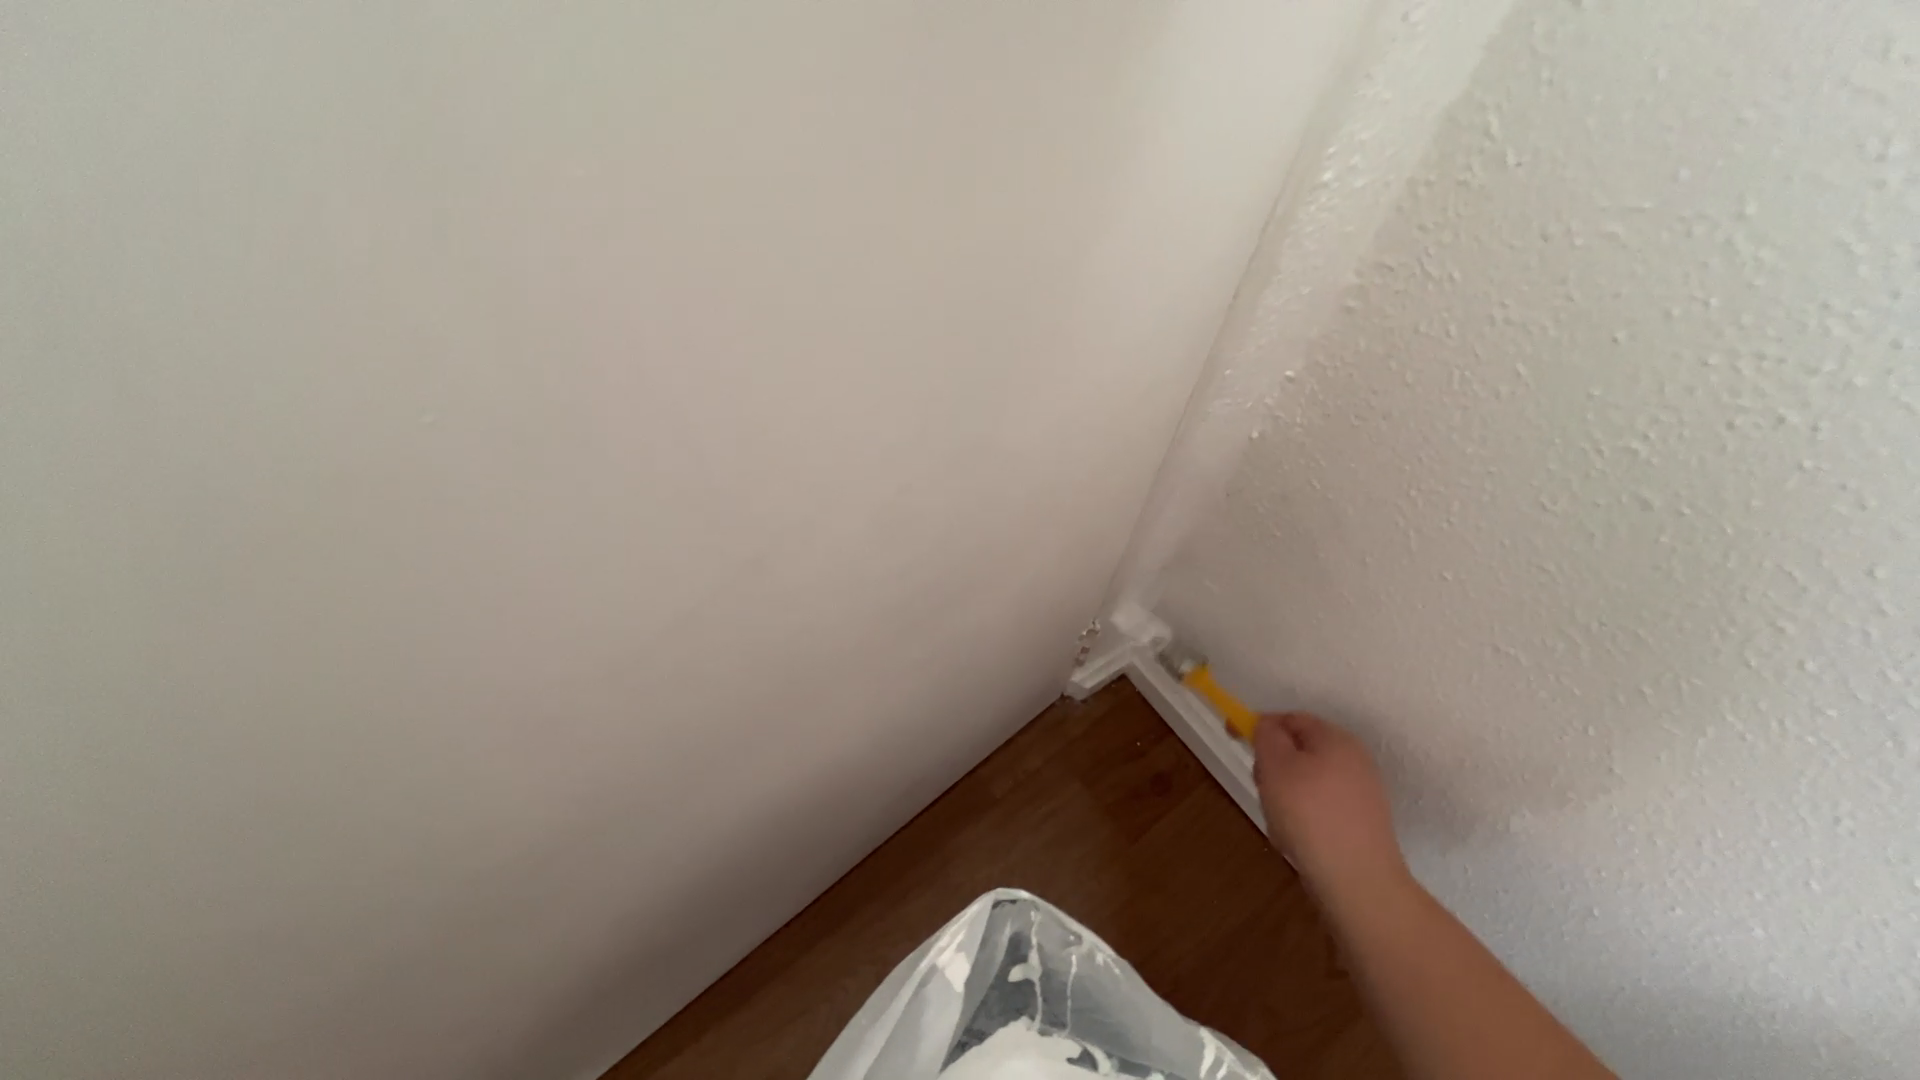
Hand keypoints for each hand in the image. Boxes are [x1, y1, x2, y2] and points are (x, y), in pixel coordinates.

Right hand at [1253, 712, 1409, 902]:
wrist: (1357, 879)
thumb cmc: (1309, 814)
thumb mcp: (1275, 766)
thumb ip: (1267, 736)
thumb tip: (1267, 725)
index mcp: (1336, 739)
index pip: (1291, 718)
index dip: (1260, 727)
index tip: (1235, 742)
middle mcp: (1355, 760)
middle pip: (1299, 750)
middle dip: (1273, 766)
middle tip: (1262, 788)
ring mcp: (1362, 793)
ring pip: (1307, 781)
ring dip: (1285, 795)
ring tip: (1279, 821)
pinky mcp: (1361, 823)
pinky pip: (1321, 808)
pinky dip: (1303, 817)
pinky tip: (1297, 839)